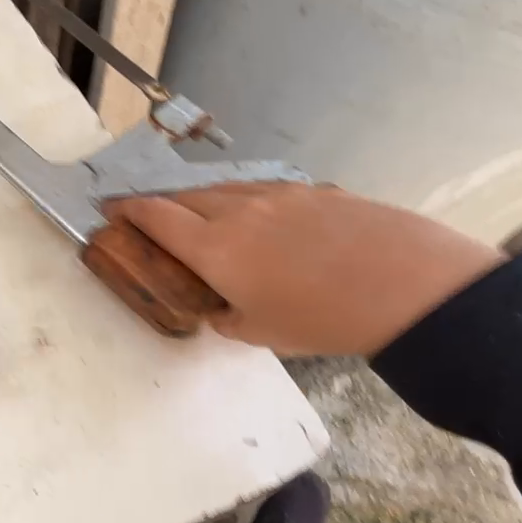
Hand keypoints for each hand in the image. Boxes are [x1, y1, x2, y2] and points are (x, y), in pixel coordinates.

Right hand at [111, 184, 505, 356]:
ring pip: (224, 190)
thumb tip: (217, 307)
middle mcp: (239, 211)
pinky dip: (243, 203)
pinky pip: (263, 192)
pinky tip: (258, 224)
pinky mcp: (316, 191)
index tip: (109, 210)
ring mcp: (280, 195)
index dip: (127, 211)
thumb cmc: (322, 319)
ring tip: (200, 221)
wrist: (412, 287)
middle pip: (185, 196)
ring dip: (202, 202)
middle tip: (150, 219)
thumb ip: (223, 315)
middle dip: (161, 205)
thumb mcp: (256, 332)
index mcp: (214, 247)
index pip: (156, 216)